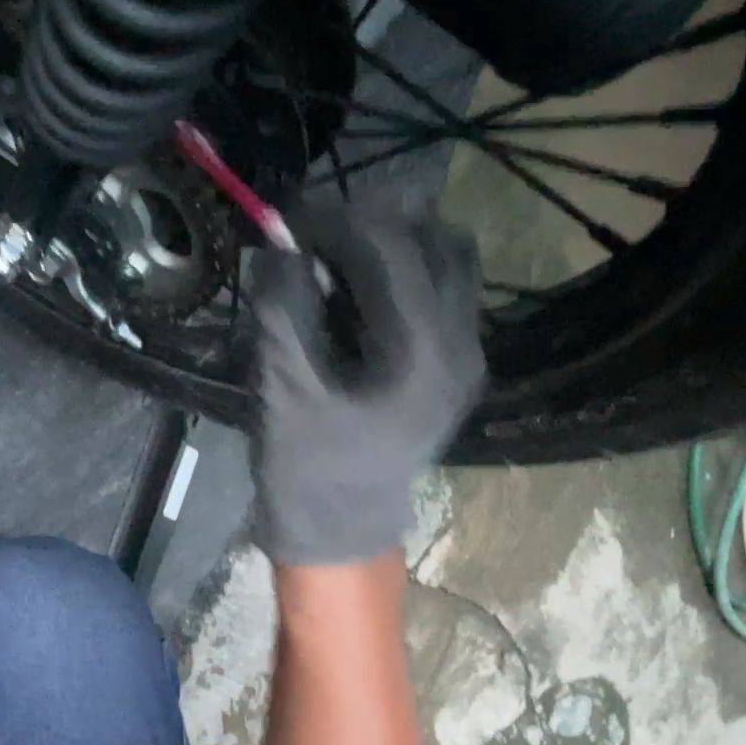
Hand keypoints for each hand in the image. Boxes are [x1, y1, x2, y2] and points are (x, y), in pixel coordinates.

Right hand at [244, 204, 485, 564]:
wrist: (339, 529)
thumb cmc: (305, 466)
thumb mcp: (283, 389)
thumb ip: (283, 313)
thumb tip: (279, 247)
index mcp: (422, 352)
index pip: (391, 250)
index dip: (337, 220)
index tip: (288, 214)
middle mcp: (462, 344)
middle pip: (435, 244)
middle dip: (370, 227)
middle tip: (311, 237)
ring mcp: (466, 357)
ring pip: (447, 266)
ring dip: (390, 249)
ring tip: (331, 263)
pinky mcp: (454, 368)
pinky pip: (440, 296)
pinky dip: (399, 278)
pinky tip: (352, 298)